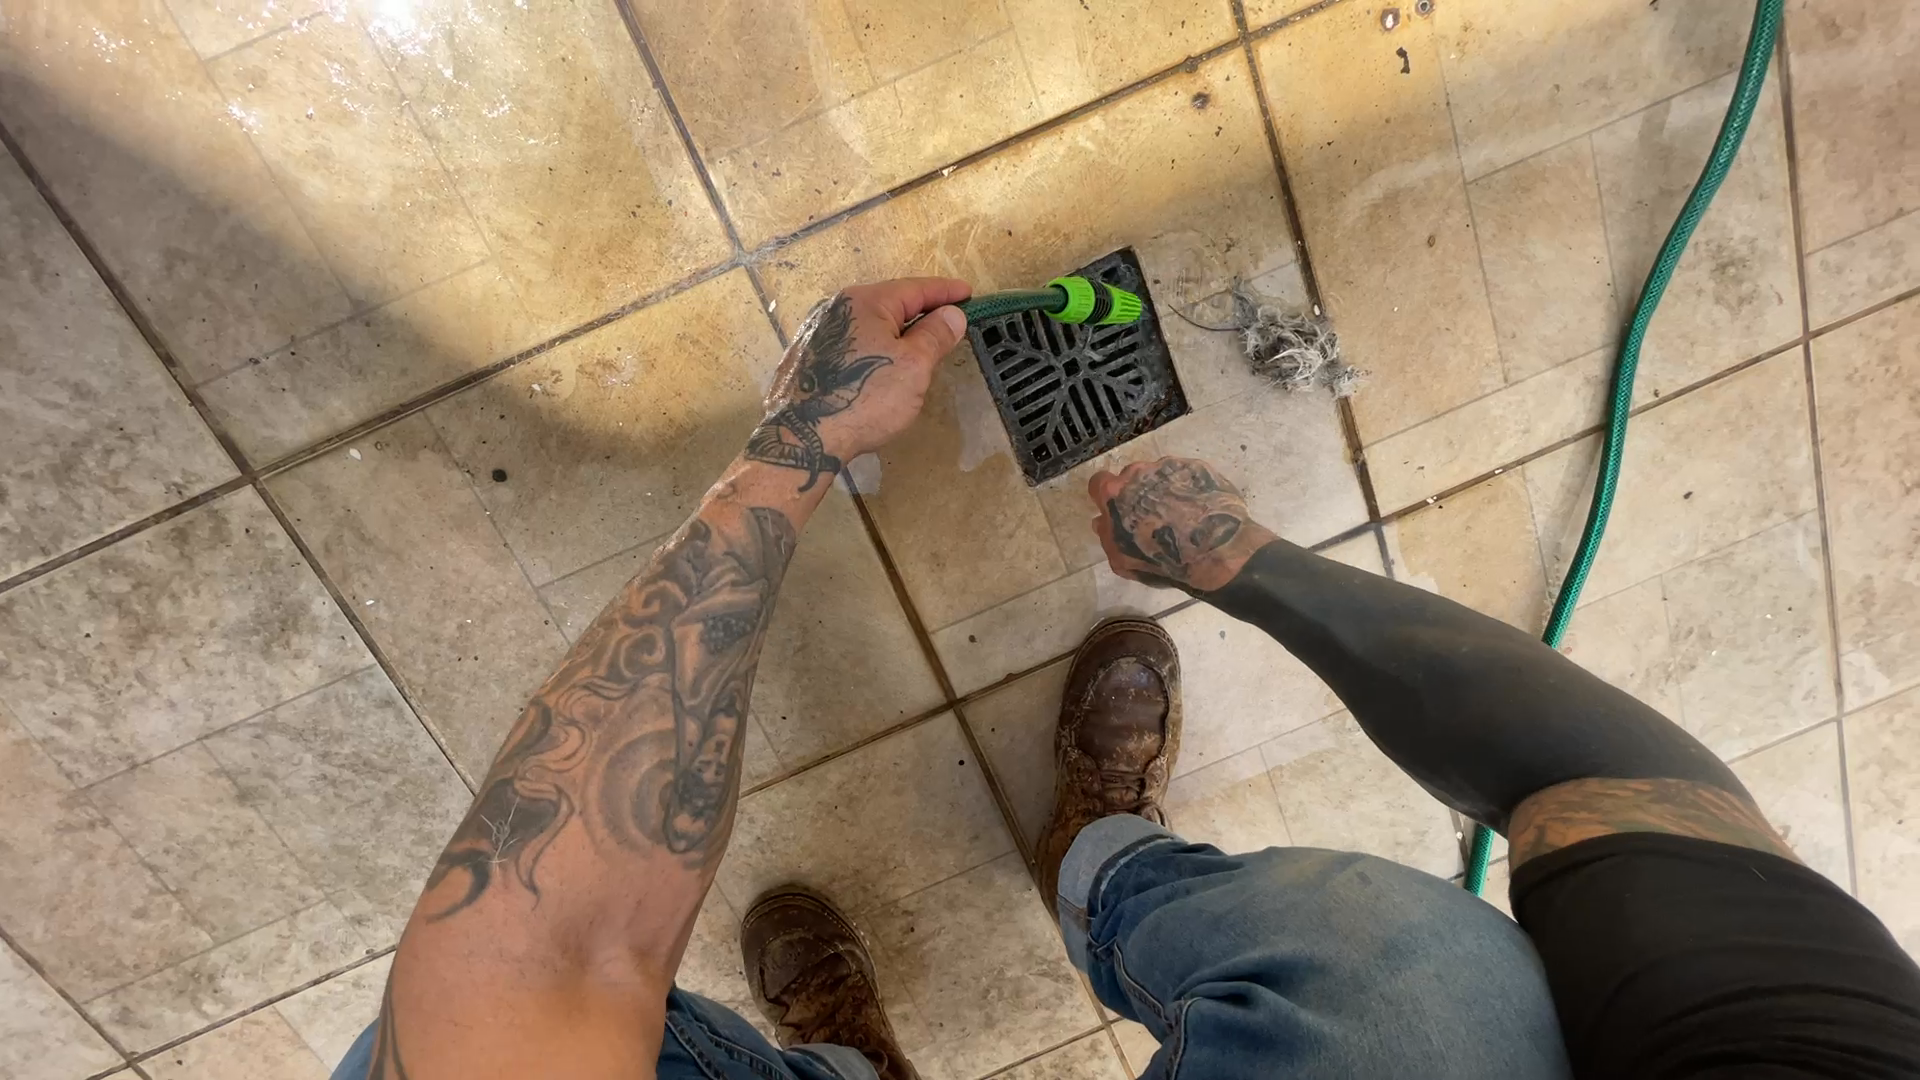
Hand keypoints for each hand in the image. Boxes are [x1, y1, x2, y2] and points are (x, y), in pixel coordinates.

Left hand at [746, 277, 969, 490]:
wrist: (804, 436)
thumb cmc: (865, 399)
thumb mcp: (913, 367)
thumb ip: (934, 336)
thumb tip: (952, 314)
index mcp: (864, 302)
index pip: (915, 288)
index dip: (945, 291)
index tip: (968, 293)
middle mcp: (836, 310)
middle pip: (888, 305)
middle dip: (919, 312)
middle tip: (946, 321)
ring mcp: (817, 336)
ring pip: (868, 328)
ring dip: (895, 334)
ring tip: (917, 346)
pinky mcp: (805, 361)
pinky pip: (850, 347)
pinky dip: (873, 351)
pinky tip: (879, 369)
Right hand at [1089, 457, 1276, 593]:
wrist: (1215, 550)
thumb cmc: (1160, 559)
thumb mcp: (1122, 560)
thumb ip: (1107, 536)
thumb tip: (1102, 521)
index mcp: (1114, 493)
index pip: (1098, 483)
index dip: (1105, 496)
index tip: (1116, 509)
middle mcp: (1138, 472)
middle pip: (1130, 476)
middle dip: (1136, 491)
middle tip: (1149, 514)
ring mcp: (1170, 466)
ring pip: (1158, 473)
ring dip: (1162, 488)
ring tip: (1178, 512)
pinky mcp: (1198, 467)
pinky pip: (1185, 474)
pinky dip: (1187, 487)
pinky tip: (1197, 508)